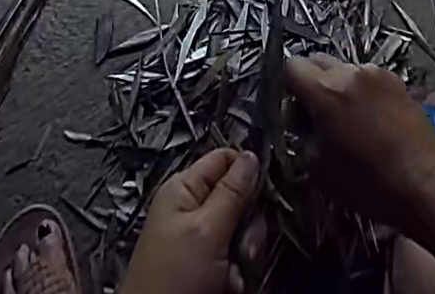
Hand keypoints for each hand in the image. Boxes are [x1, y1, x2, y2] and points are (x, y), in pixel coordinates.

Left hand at [121, 149, 258, 293]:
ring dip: (246, 258)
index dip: (248, 170)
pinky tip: (229, 290)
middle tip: (239, 250)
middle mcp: (196, 212)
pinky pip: (240, 264)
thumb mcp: (205, 230)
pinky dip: (240, 279)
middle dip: (249, 227)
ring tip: (230, 280)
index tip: (262, 192)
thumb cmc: (172, 282)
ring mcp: (205, 244)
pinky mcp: (213, 273)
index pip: (226, 159)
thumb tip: (251, 154)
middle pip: (242, 201)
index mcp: (186, 189)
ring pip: (246, 235)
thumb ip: (232, 191)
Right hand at [282, 54, 434, 227]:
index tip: (295, 106)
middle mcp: (349, 72)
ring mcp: (375, 72)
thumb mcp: (315, 164)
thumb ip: (299, 130)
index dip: (288, 86)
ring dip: (339, 86)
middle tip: (320, 114)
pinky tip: (372, 118)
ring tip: (351, 119)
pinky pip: (367, 77)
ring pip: (343, 69)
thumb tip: (298, 113)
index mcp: (324, 90)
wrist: (421, 183)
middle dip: (312, 82)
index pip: (291, 66)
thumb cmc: (364, 182)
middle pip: (317, 61)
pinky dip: (362, 91)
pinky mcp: (395, 79)